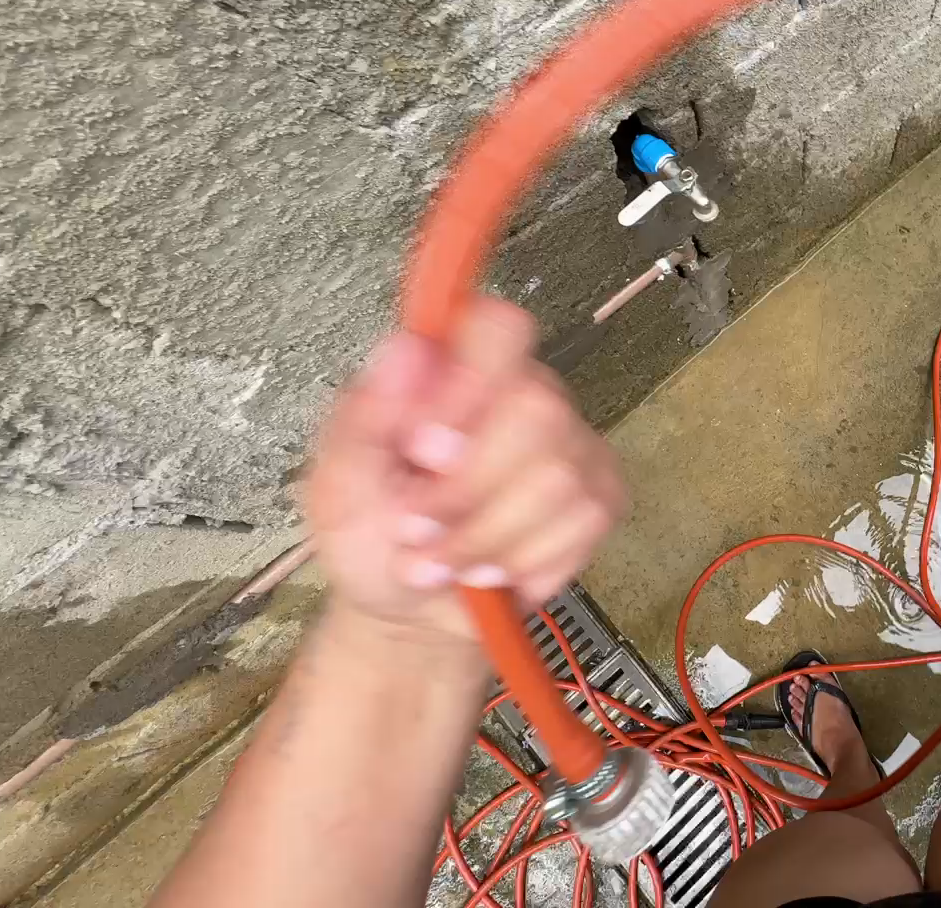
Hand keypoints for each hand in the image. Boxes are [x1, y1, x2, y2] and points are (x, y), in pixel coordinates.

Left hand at [305, 298, 626, 642]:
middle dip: (467, 489)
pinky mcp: (603, 499)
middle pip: (538, 410)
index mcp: (466, 375)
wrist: (415, 611)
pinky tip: (492, 567)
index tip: (422, 444)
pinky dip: (523, 561)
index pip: (499, 328)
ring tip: (443, 559)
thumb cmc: (375, 539)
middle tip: (417, 526)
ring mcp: (578, 448)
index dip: (470, 381)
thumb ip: (365, 416)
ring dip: (484, 537)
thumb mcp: (337, 484)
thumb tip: (409, 347)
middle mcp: (534, 398)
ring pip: (558, 479)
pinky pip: (581, 524)